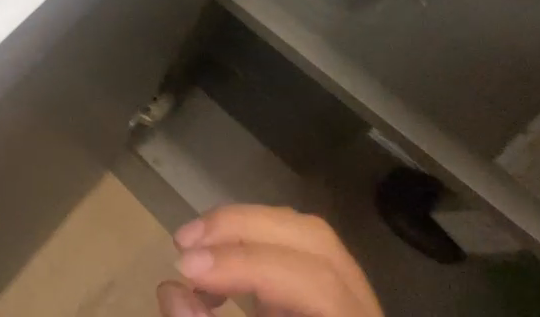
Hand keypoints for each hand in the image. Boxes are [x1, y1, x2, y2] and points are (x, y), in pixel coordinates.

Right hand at [158, 205, 381, 316]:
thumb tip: (172, 288)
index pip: (318, 284)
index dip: (246, 266)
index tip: (185, 269)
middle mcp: (367, 312)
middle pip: (316, 240)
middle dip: (240, 230)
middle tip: (183, 247)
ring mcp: (357, 302)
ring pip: (309, 235)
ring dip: (241, 230)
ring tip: (192, 249)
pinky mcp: (335, 296)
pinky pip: (298, 249)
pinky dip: (249, 243)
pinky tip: (216, 268)